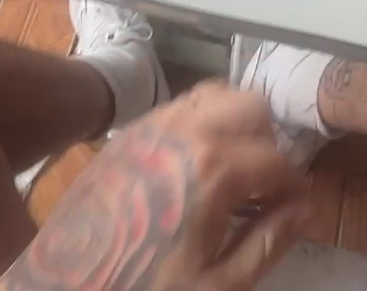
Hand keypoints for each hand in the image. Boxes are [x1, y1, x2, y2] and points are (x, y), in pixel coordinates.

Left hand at [4, 82, 310, 290]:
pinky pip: (184, 103)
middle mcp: (191, 130)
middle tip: (265, 186)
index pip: (279, 161)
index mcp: (216, 169)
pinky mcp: (134, 128)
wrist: (62, 286)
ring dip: (239, 122)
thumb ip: (269, 243)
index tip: (298, 208)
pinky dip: (206, 118)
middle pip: (255, 107)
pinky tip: (199, 158)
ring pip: (221, 94)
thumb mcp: (217, 287)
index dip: (296, 187)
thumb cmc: (145, 288)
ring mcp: (158, 122)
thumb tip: (305, 210)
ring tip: (235, 166)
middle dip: (270, 143)